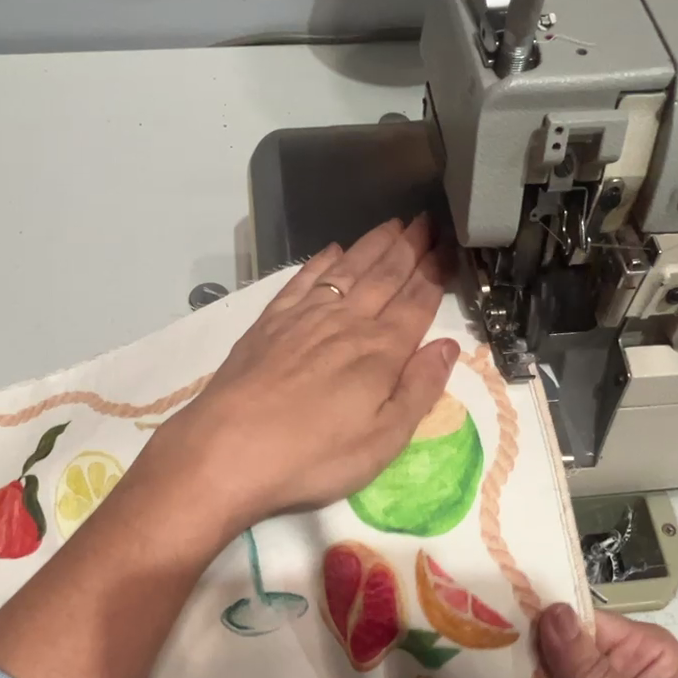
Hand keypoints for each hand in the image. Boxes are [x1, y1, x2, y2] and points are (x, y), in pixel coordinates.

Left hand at [142, 216, 458, 534]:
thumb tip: (447, 346)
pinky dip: (322, 261)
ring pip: (348, 270)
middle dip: (410, 247)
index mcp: (381, 352)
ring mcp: (304, 319)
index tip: (449, 249)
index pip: (417, 303)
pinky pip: (304, 280)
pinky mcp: (269, 324)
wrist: (227, 450)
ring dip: (373, 245)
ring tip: (393, 224)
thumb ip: (420, 389)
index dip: (435, 275)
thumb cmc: (313, 456)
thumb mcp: (383, 440)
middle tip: (428, 220)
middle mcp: (347, 323)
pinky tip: (333, 250)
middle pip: (385, 276)